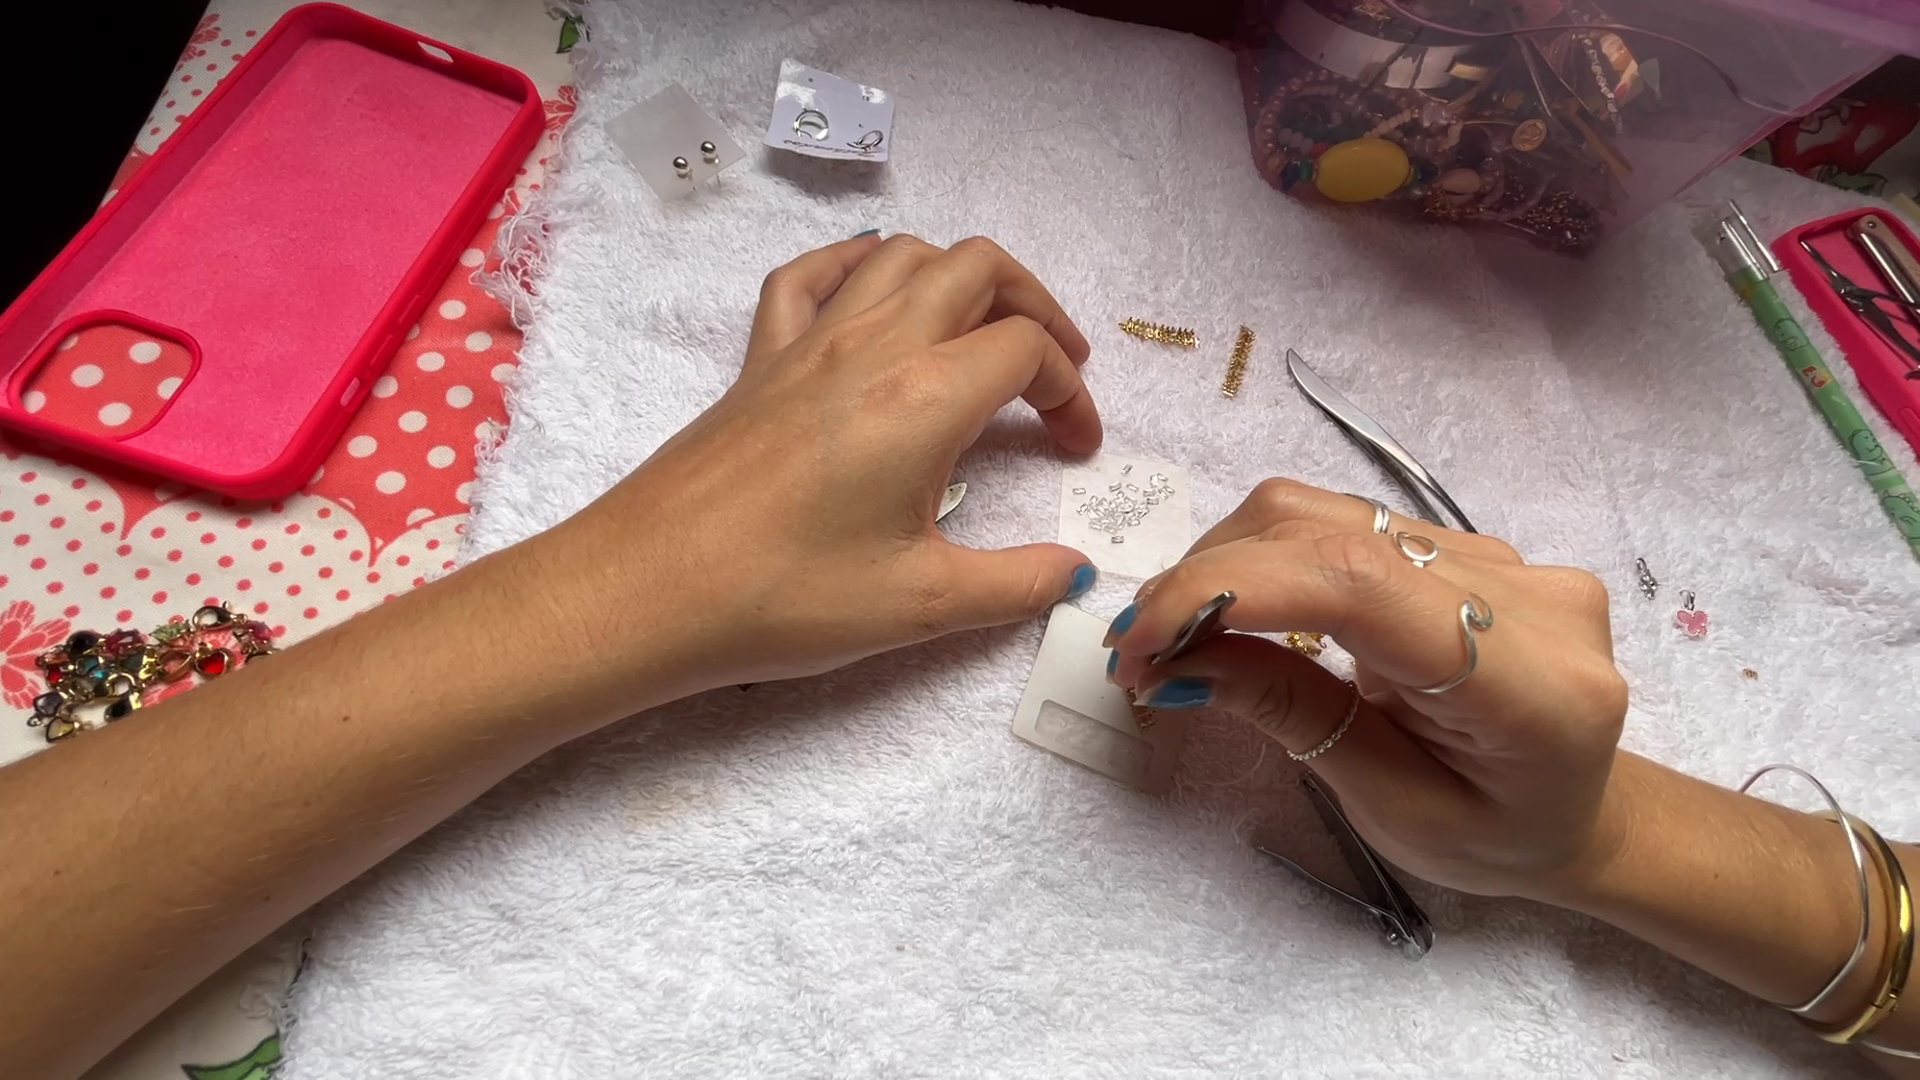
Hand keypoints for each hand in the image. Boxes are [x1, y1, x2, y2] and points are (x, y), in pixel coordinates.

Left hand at [528, 233, 1101, 707]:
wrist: (647, 591)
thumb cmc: (787, 597)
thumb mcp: (922, 604)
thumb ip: (1018, 584)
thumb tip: (1078, 572)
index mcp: (923, 397)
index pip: (1026, 350)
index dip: (1070, 393)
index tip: (1077, 447)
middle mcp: (872, 344)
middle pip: (979, 269)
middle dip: (1037, 307)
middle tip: (1056, 370)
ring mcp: (808, 340)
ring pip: (902, 256)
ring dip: (961, 279)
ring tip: (983, 334)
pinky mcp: (759, 356)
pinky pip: (812, 275)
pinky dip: (860, 268)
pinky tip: (877, 300)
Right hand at [1106, 479, 1628, 898]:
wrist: (1580, 804)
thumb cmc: (1493, 833)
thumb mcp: (1387, 805)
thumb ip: (1288, 714)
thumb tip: (1175, 658)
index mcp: (1530, 682)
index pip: (1353, 583)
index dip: (1225, 592)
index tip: (1139, 643)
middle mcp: (1519, 589)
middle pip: (1318, 532)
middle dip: (1200, 581)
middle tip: (1136, 649)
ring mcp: (1487, 551)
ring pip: (1309, 510)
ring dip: (1216, 562)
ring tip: (1174, 627)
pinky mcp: (1448, 538)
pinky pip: (1323, 518)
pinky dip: (1250, 555)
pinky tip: (1227, 600)